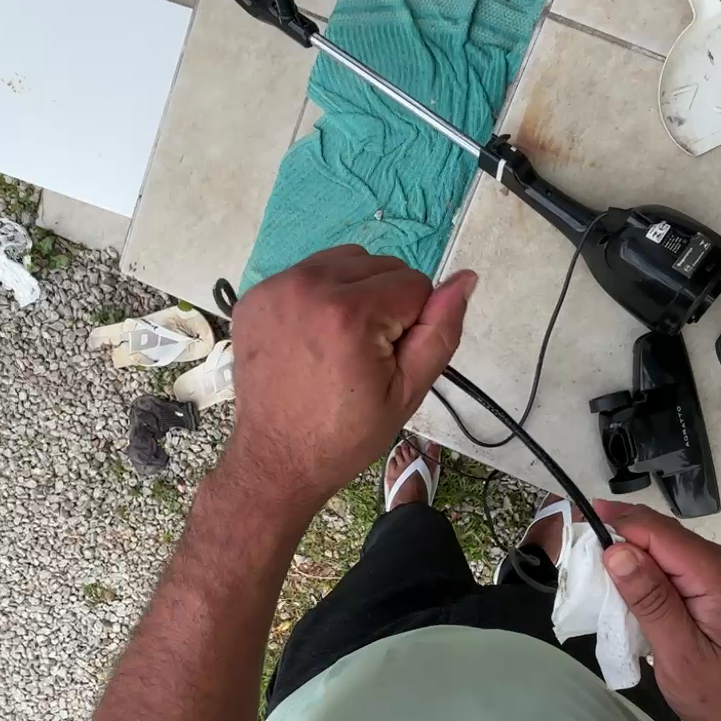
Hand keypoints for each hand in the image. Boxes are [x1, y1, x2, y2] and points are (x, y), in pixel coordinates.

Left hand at [223, 245, 475, 506]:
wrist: (277, 459)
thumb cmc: (346, 435)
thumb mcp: (407, 392)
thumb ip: (440, 332)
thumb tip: (465, 278)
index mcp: (351, 313)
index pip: (415, 284)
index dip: (412, 326)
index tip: (386, 362)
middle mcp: (310, 287)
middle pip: (381, 266)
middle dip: (385, 304)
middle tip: (364, 356)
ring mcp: (277, 288)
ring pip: (346, 262)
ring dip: (356, 293)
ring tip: (341, 343)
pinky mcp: (256, 296)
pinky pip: (309, 274)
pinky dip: (321, 297)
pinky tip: (313, 339)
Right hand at [596, 501, 720, 720]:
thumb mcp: (679, 653)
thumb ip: (651, 600)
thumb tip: (617, 552)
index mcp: (717, 577)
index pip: (659, 533)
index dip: (618, 523)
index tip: (579, 523)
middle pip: (662, 531)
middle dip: (620, 528)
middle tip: (577, 534)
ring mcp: (720, 574)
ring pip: (666, 543)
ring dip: (630, 545)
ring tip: (590, 553)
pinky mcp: (712, 586)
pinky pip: (673, 560)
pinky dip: (644, 562)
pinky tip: (622, 574)